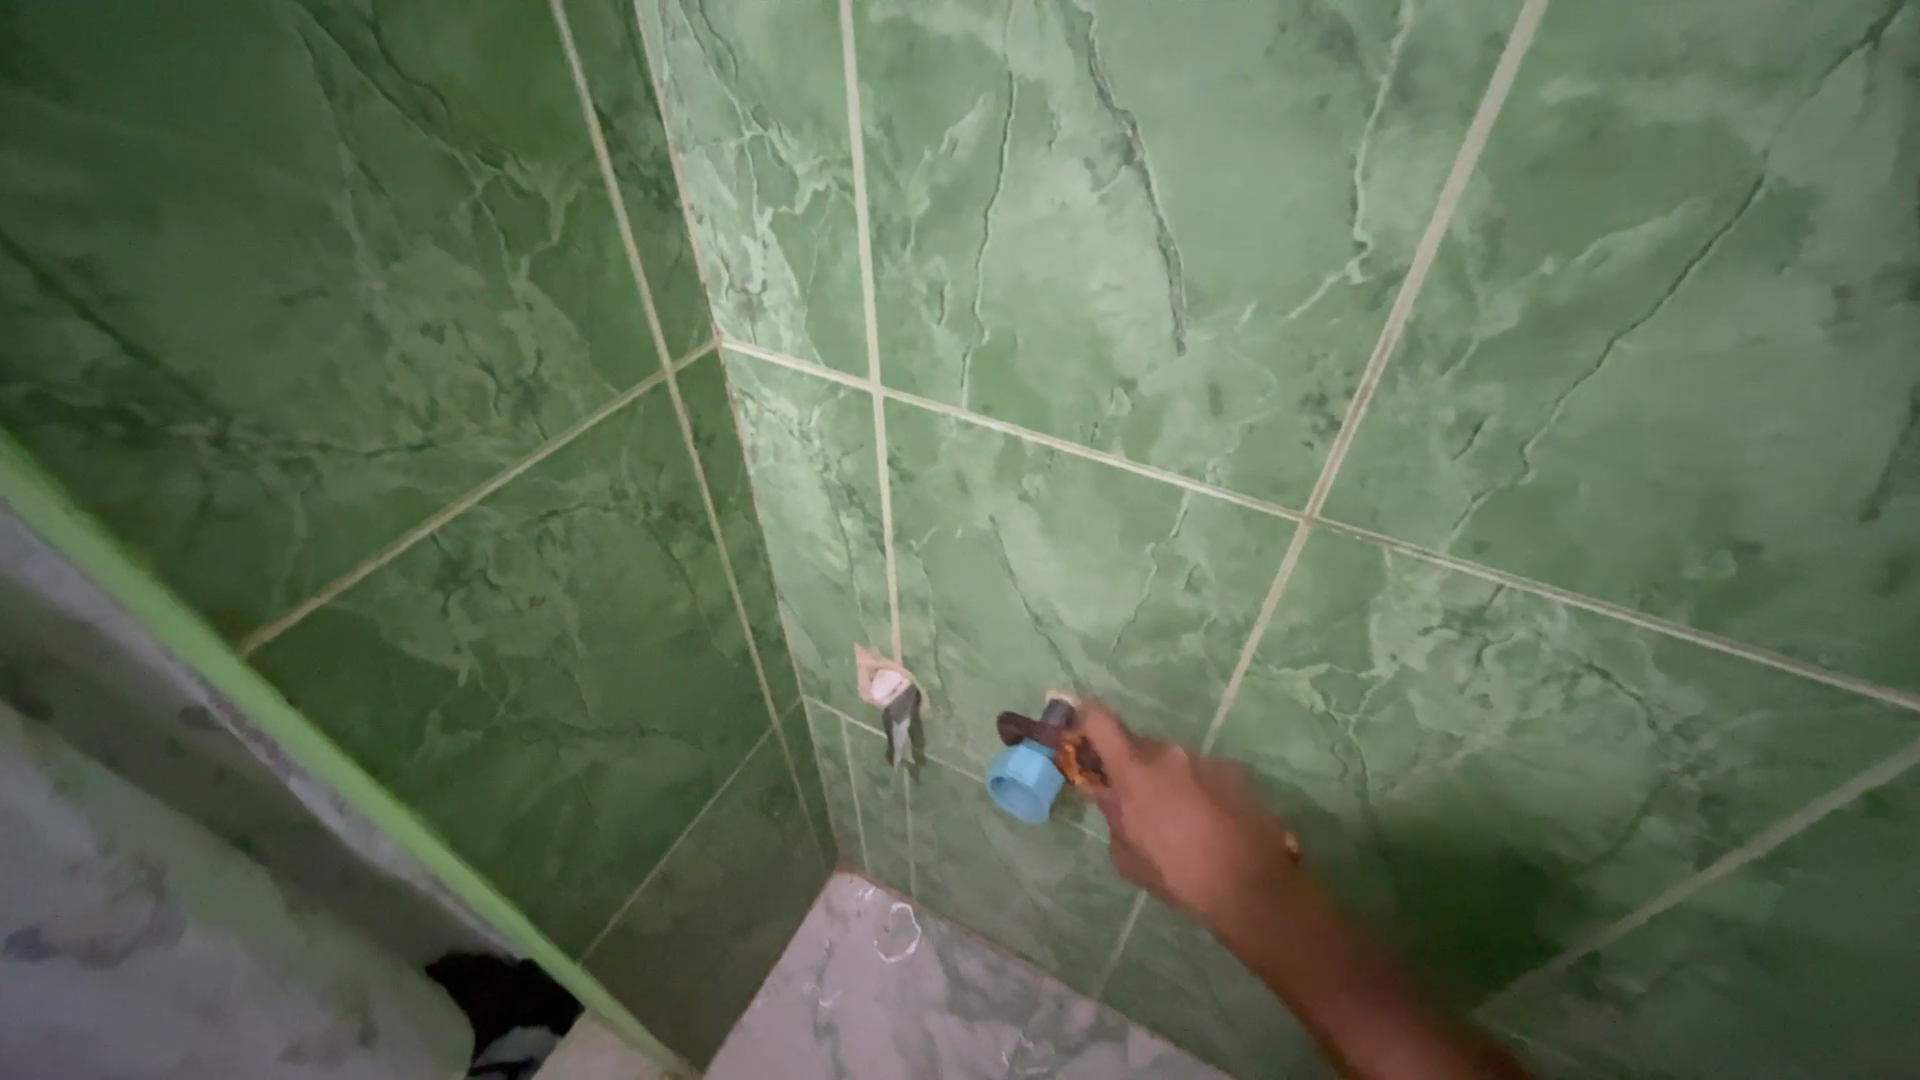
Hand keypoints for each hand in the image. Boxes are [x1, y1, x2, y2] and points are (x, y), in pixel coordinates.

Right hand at [1079, 700, 1299, 927]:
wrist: (1251, 887)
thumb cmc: (1178, 875)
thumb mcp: (1128, 856)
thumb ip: (1112, 815)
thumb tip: (1104, 793)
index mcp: (1134, 770)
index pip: (1100, 721)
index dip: (1086, 716)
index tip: (1081, 725)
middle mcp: (1169, 753)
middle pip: (1139, 746)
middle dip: (1133, 766)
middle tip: (1138, 801)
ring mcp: (1206, 759)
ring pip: (1174, 761)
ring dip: (1169, 780)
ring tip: (1182, 821)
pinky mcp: (1236, 772)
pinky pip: (1204, 773)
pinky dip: (1199, 790)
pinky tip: (1212, 824)